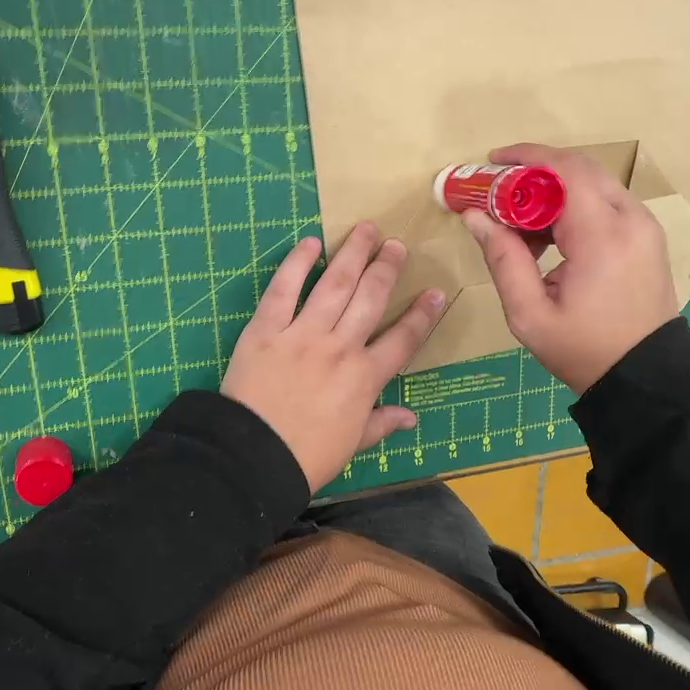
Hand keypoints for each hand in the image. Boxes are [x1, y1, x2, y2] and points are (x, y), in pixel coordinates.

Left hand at [221, 224, 445, 491]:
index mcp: (365, 379)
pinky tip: (311, 243)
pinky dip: (297, 264)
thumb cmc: (306, 458)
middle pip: (371, 299)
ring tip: (367, 230)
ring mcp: (303, 335)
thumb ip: (380, 424)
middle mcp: (340, 348)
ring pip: (334, 285)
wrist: (253, 457)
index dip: (422, 315)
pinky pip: (284, 290)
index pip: (403, 340)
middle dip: (387, 269)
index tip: (435, 292)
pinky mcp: (266, 330)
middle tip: (397, 245)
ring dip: (353, 255)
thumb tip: (410, 418)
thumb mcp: (351, 445)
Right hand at [464, 143, 677, 393]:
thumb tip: (475, 216)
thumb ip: (502, 259)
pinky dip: (574, 206)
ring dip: (555, 190)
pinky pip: (607, 202)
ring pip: (594, 183)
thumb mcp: (529, 313)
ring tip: (519, 221)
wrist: (644, 375)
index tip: (492, 162)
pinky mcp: (647, 236)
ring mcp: (644, 226)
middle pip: (581, 169)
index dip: (527, 157)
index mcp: (602, 237)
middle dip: (536, 171)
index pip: (566, 171)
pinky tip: (549, 236)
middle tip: (499, 189)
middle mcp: (630, 219)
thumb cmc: (582, 349)